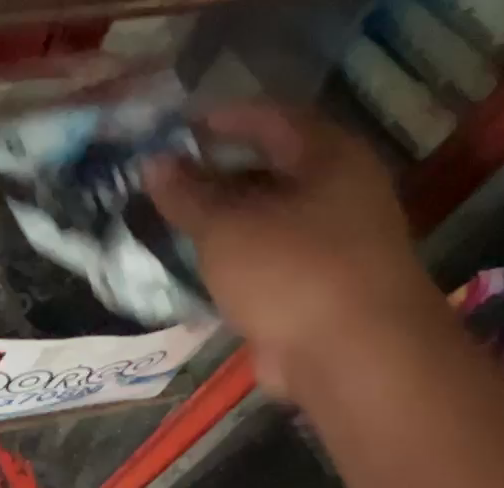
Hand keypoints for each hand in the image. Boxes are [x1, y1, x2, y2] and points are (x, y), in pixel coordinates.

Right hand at [145, 103, 450, 396]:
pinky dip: (228, 258)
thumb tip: (154, 163)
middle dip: (213, 175)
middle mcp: (336, 192)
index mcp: (328, 159)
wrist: (349, 352)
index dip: (220, 120)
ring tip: (166, 225)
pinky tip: (192, 268)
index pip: (270, 119)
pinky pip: (262, 258)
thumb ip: (188, 195)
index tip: (171, 131)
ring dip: (217, 221)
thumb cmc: (291, 272)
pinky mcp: (312, 285)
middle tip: (160, 183)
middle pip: (267, 170)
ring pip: (263, 218)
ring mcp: (328, 241)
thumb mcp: (227, 227)